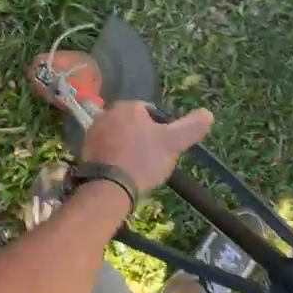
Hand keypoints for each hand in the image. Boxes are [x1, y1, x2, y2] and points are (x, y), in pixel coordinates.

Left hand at [79, 101, 211, 194]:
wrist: (110, 186)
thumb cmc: (144, 160)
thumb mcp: (173, 143)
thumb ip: (191, 127)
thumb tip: (208, 114)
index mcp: (127, 106)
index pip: (150, 112)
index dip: (161, 130)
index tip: (164, 147)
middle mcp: (106, 113)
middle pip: (133, 124)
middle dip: (143, 138)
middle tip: (152, 159)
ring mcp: (92, 131)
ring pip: (119, 137)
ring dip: (128, 148)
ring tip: (137, 168)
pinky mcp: (84, 150)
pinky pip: (106, 150)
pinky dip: (114, 157)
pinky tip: (121, 171)